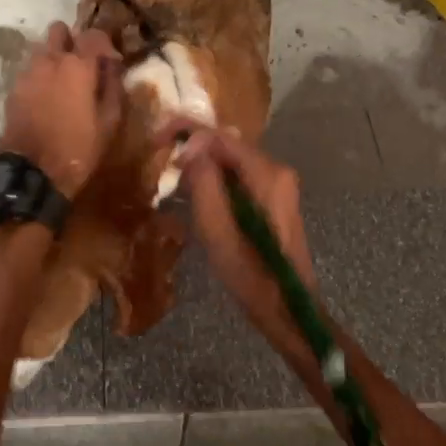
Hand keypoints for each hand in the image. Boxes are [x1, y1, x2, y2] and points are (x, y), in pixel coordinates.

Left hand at [0, 22, 124, 197]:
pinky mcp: (14, 87)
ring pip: (42, 48)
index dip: (104, 43)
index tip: (110, 62)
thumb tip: (113, 65)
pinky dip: (40, 74)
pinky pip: (30, 69)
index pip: (93, 34)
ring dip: (54, 56)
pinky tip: (47, 98)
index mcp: (78, 65)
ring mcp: (28, 72)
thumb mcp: (109, 122)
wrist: (31, 172)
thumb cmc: (77, 148)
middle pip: (59, 29)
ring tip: (64, 82)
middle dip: (72, 40)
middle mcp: (51, 60)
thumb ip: (113, 86)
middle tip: (82, 65)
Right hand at [158, 119, 315, 357]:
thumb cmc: (251, 275)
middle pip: (226, 143)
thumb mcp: (217, 230)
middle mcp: (276, 169)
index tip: (157, 145)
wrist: (288, 311)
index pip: (220, 135)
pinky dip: (216, 178)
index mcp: (267, 173)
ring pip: (231, 159)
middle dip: (192, 147)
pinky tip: (197, 194)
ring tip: (174, 179)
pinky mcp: (274, 197)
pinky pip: (239, 175)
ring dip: (202, 164)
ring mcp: (278, 183)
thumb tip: (189, 147)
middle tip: (162, 161)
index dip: (186, 134)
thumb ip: (203, 182)